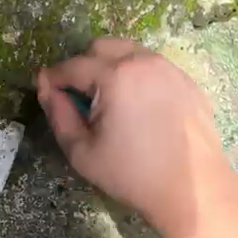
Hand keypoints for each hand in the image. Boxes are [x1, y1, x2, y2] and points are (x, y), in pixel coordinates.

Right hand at [36, 38, 237, 237]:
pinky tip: (139, 111)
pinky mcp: (187, 82)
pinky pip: (153, 68)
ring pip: (130, 53)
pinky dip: (137, 78)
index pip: (73, 66)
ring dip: (112, 68)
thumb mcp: (83, 152)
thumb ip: (59, 115)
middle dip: (83, 66)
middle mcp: (144, 61)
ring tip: (110, 104)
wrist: (192, 190)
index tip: (46, 91)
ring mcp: (169, 69)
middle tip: (80, 98)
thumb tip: (46, 89)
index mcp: (115, 76)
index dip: (54, 78)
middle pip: (102, 48)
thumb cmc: (131, 175)